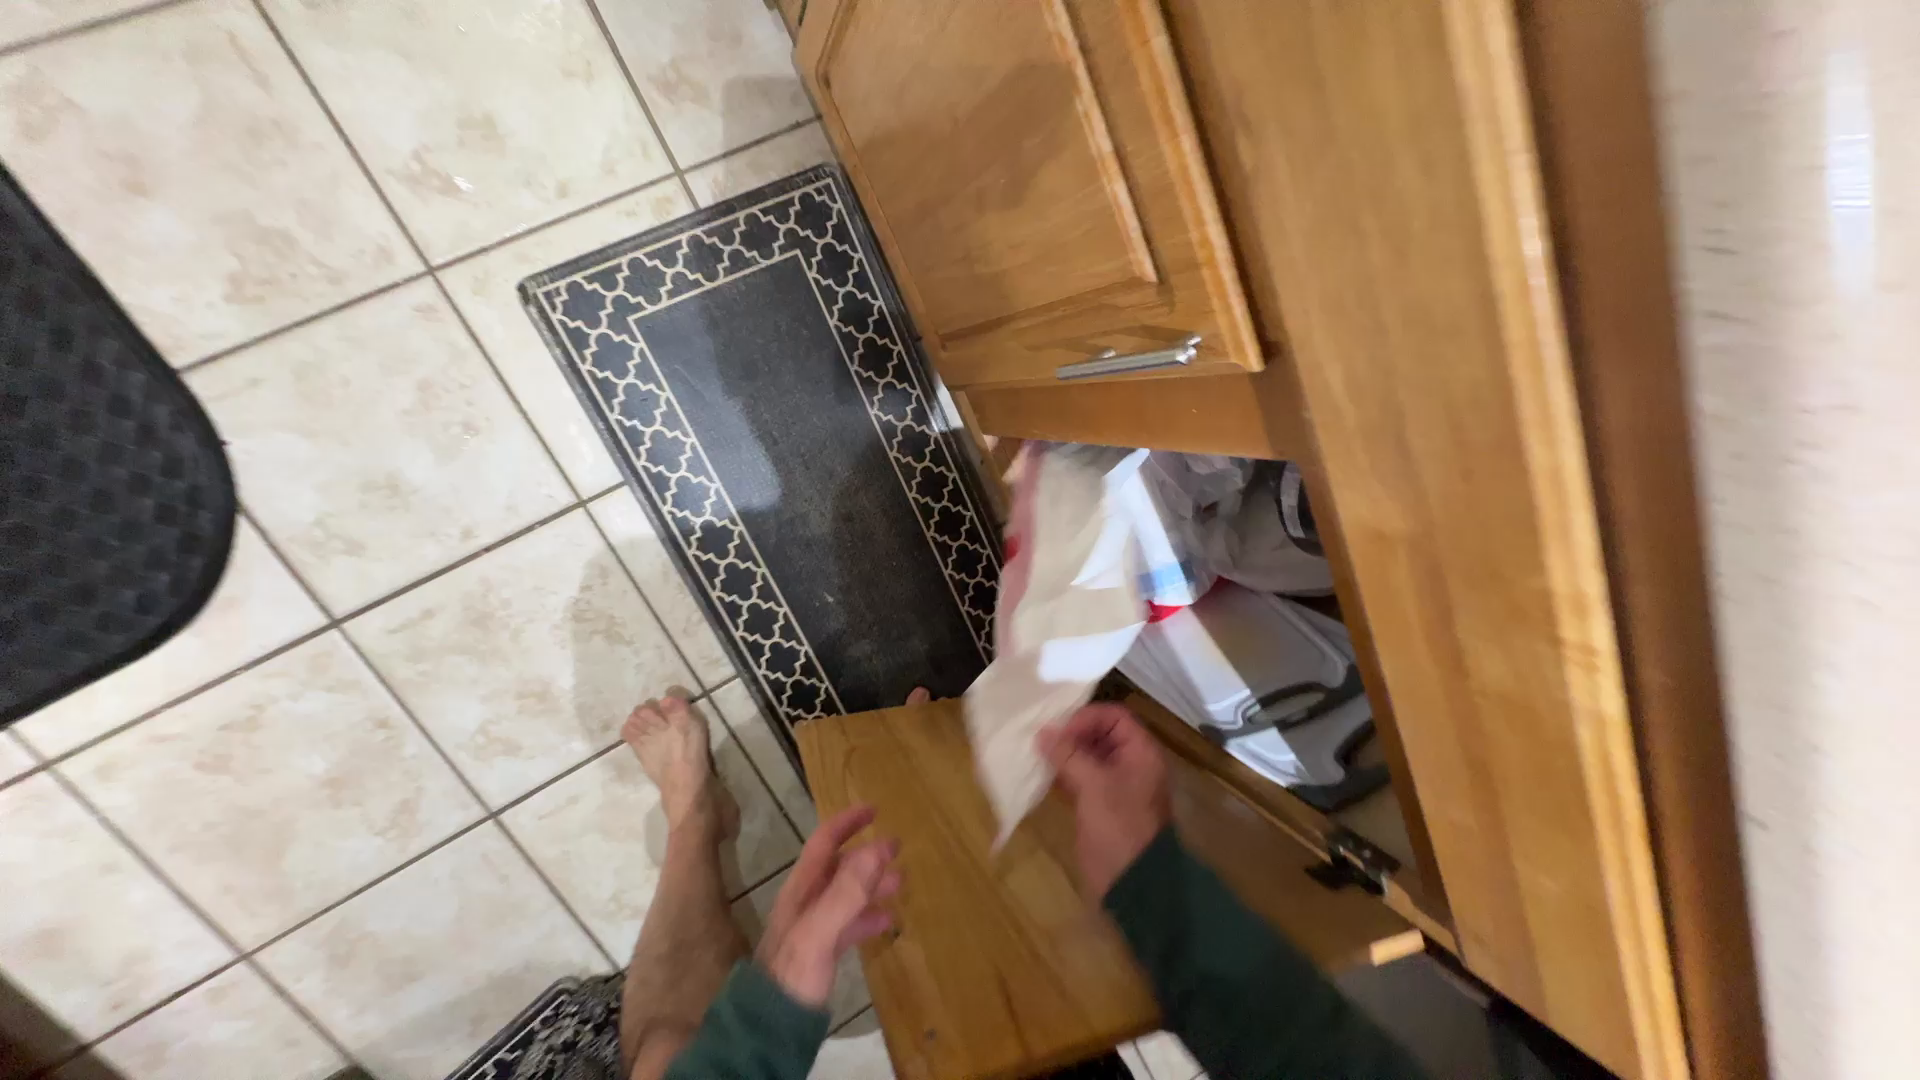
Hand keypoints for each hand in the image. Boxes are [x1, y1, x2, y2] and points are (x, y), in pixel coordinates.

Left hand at [757, 804, 901, 1007]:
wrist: (769, 1028)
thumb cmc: (792, 974)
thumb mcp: (820, 930)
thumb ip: (846, 891)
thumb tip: (878, 847)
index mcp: (802, 889)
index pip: (824, 842)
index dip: (847, 822)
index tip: (874, 809)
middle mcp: (806, 902)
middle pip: (839, 867)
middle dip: (867, 854)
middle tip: (897, 848)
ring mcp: (813, 927)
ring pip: (846, 894)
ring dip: (872, 883)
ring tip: (901, 881)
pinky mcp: (820, 952)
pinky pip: (848, 923)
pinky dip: (868, 916)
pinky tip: (887, 920)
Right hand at [1036, 703, 1171, 899]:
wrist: (1134, 883)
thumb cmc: (1120, 827)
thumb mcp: (1094, 785)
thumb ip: (1069, 755)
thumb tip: (1043, 732)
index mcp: (1141, 753)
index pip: (1114, 716)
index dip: (1087, 718)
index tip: (1060, 731)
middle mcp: (1131, 764)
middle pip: (1100, 734)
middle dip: (1072, 734)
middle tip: (1043, 740)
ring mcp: (1116, 785)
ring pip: (1088, 756)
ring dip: (1065, 754)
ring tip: (1038, 754)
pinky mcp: (1100, 805)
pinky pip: (1081, 778)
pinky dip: (1063, 773)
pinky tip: (1042, 775)